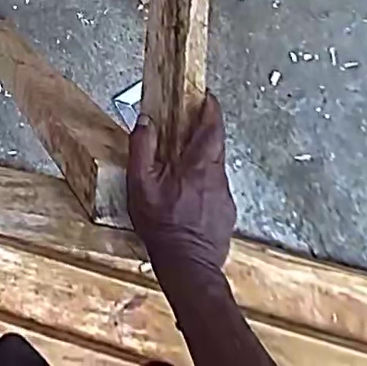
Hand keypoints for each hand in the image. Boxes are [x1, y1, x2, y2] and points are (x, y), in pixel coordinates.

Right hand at [128, 94, 235, 277]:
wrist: (188, 268)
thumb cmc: (163, 226)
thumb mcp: (141, 184)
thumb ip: (142, 147)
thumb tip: (145, 121)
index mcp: (200, 165)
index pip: (212, 127)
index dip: (211, 108)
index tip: (207, 96)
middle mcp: (217, 178)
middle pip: (216, 144)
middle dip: (205, 130)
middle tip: (191, 122)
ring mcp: (224, 198)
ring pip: (216, 167)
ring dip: (202, 159)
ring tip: (183, 162)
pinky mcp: (225, 214)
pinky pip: (216, 188)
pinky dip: (204, 183)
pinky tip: (188, 193)